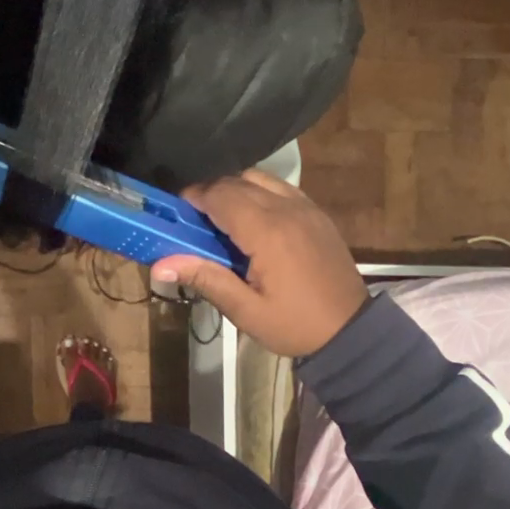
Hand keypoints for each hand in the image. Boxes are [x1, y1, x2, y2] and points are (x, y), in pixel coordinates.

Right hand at [152, 171, 367, 357]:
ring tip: (219, 220)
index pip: (221, 195)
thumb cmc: (294, 325)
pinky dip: (257, 193)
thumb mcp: (246, 311)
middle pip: (238, 182)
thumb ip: (206, 279)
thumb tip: (160, 264)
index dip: (193, 198)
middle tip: (191, 221)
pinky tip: (250, 221)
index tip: (174, 214)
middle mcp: (287, 209)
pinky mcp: (316, 213)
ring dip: (233, 190)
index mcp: (268, 232)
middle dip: (209, 194)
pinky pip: (280, 188)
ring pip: (260, 178)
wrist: (350, 330)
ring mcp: (306, 207)